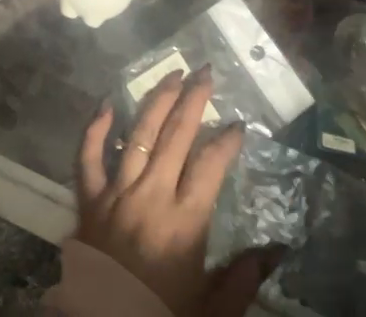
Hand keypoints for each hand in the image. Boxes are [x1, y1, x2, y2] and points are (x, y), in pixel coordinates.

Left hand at [75, 68, 278, 315]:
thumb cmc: (160, 314)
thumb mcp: (212, 310)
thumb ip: (243, 279)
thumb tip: (277, 251)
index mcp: (184, 221)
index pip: (210, 166)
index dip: (226, 141)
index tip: (239, 124)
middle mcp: (150, 196)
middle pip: (175, 137)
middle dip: (193, 101)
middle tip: (206, 72)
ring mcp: (116, 194)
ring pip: (137, 136)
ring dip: (156, 102)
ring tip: (172, 74)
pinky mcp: (88, 200)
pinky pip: (87, 157)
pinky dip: (94, 129)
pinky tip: (105, 105)